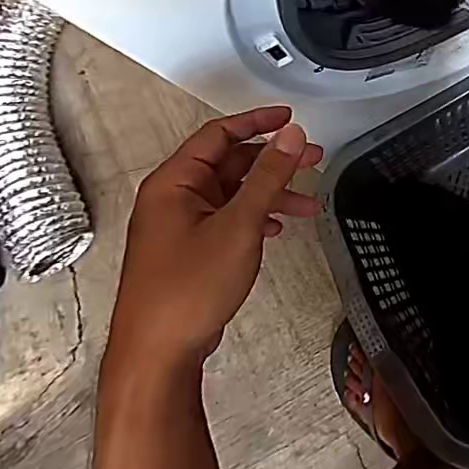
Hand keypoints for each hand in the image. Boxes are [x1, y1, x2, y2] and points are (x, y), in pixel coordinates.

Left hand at [106, 107, 324, 372]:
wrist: (159, 350)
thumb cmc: (186, 290)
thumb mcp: (239, 224)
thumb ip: (268, 176)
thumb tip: (290, 137)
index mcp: (175, 182)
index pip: (219, 134)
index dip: (257, 122)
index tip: (288, 118)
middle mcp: (174, 198)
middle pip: (230, 163)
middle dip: (273, 161)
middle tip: (310, 157)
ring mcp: (182, 225)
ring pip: (234, 194)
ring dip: (270, 193)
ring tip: (307, 201)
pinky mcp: (192, 248)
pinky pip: (230, 218)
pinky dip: (256, 217)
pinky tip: (277, 227)